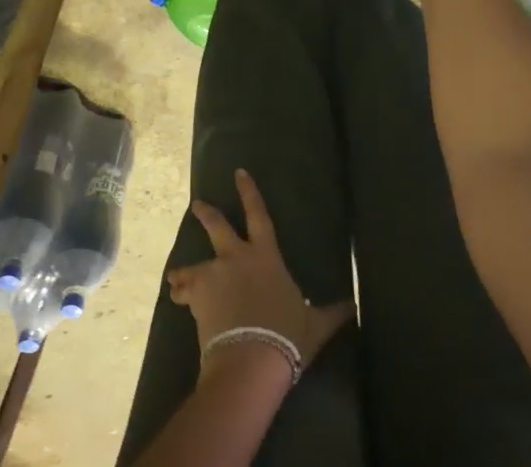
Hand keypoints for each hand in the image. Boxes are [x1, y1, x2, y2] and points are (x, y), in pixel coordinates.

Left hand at [167, 170, 353, 372]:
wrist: (250, 358)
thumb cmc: (286, 336)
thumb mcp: (315, 324)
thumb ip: (332, 312)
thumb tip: (354, 307)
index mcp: (267, 257)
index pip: (259, 215)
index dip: (250, 192)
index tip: (239, 173)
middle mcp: (237, 258)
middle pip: (218, 227)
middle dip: (207, 213)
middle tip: (197, 204)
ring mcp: (214, 274)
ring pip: (193, 264)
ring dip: (185, 270)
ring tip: (176, 276)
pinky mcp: (196, 295)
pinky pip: (183, 291)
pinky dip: (180, 294)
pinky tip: (176, 297)